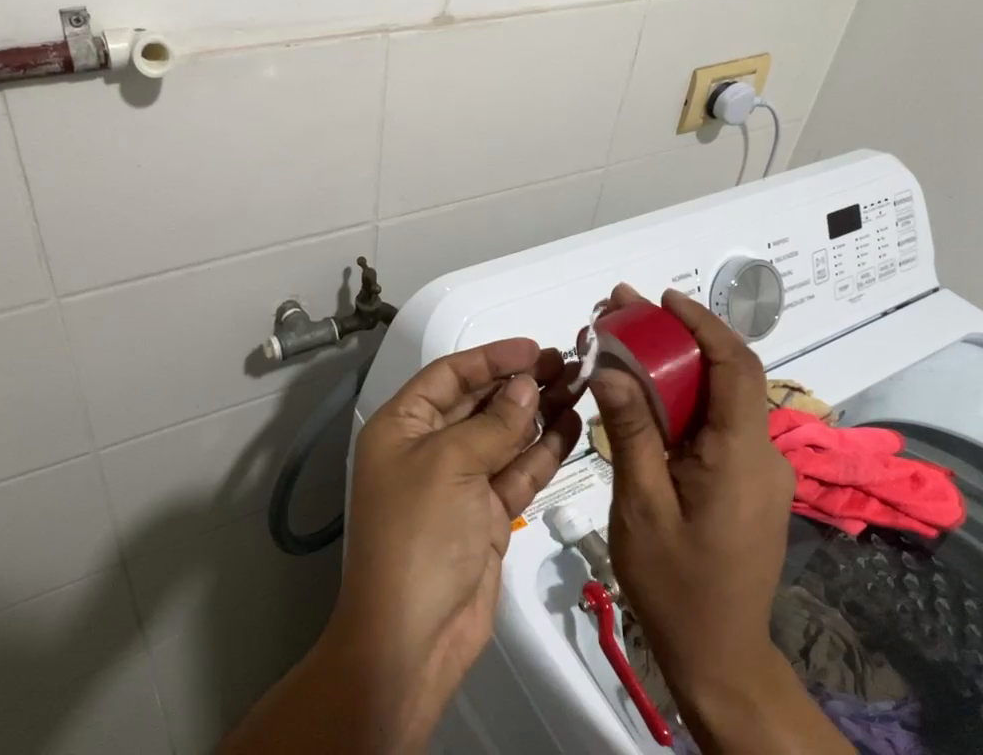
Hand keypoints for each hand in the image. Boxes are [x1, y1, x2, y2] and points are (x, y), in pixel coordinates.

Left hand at [223, 339, 578, 754]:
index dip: (490, 358)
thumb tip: (526, 386)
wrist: (413, 635)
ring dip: (539, 412)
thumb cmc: (418, 535)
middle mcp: (428, 449)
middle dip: (520, 383)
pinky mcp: (487, 516)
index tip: (532, 347)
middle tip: (567, 363)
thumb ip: (493, 423)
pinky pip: (517, 472)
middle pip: (478, 403)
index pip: (448, 376)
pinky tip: (572, 425)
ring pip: (504, 436)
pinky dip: (543, 451)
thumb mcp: (450, 465)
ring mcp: (459, 484)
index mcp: (401, 427)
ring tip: (581, 385)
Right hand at [590, 285, 850, 754]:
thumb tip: (611, 369)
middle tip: (620, 317)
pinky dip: (681, 403)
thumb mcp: (640, 504)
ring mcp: (758, 471)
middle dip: (675, 340)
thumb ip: (631, 432)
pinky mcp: (746, 485)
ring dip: (675, 370)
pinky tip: (642, 400)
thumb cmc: (675, 582)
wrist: (717, 652)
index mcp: (741, 455)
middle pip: (725, 377)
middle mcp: (761, 454)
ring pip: (719, 401)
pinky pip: (715, 428)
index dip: (702, 324)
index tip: (661, 298)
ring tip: (621, 350)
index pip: (735, 366)